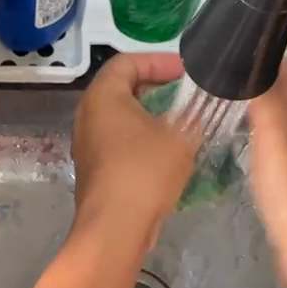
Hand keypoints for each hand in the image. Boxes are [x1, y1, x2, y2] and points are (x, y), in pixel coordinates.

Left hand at [69, 53, 196, 259]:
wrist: (116, 227)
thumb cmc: (144, 170)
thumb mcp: (180, 136)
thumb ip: (191, 114)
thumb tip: (198, 108)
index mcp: (103, 95)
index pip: (127, 62)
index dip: (159, 61)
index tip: (186, 71)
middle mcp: (87, 114)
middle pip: (121, 86)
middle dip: (155, 86)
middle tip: (185, 91)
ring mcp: (87, 142)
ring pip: (120, 115)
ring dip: (150, 113)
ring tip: (181, 119)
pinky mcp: (94, 167)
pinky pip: (119, 139)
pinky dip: (141, 136)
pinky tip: (167, 149)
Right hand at [248, 62, 286, 272]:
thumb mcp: (274, 140)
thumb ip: (264, 100)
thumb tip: (249, 65)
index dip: (274, 57)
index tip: (240, 52)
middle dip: (265, 81)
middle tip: (227, 77)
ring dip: (264, 107)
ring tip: (229, 103)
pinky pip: (283, 142)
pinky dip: (265, 133)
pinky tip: (244, 142)